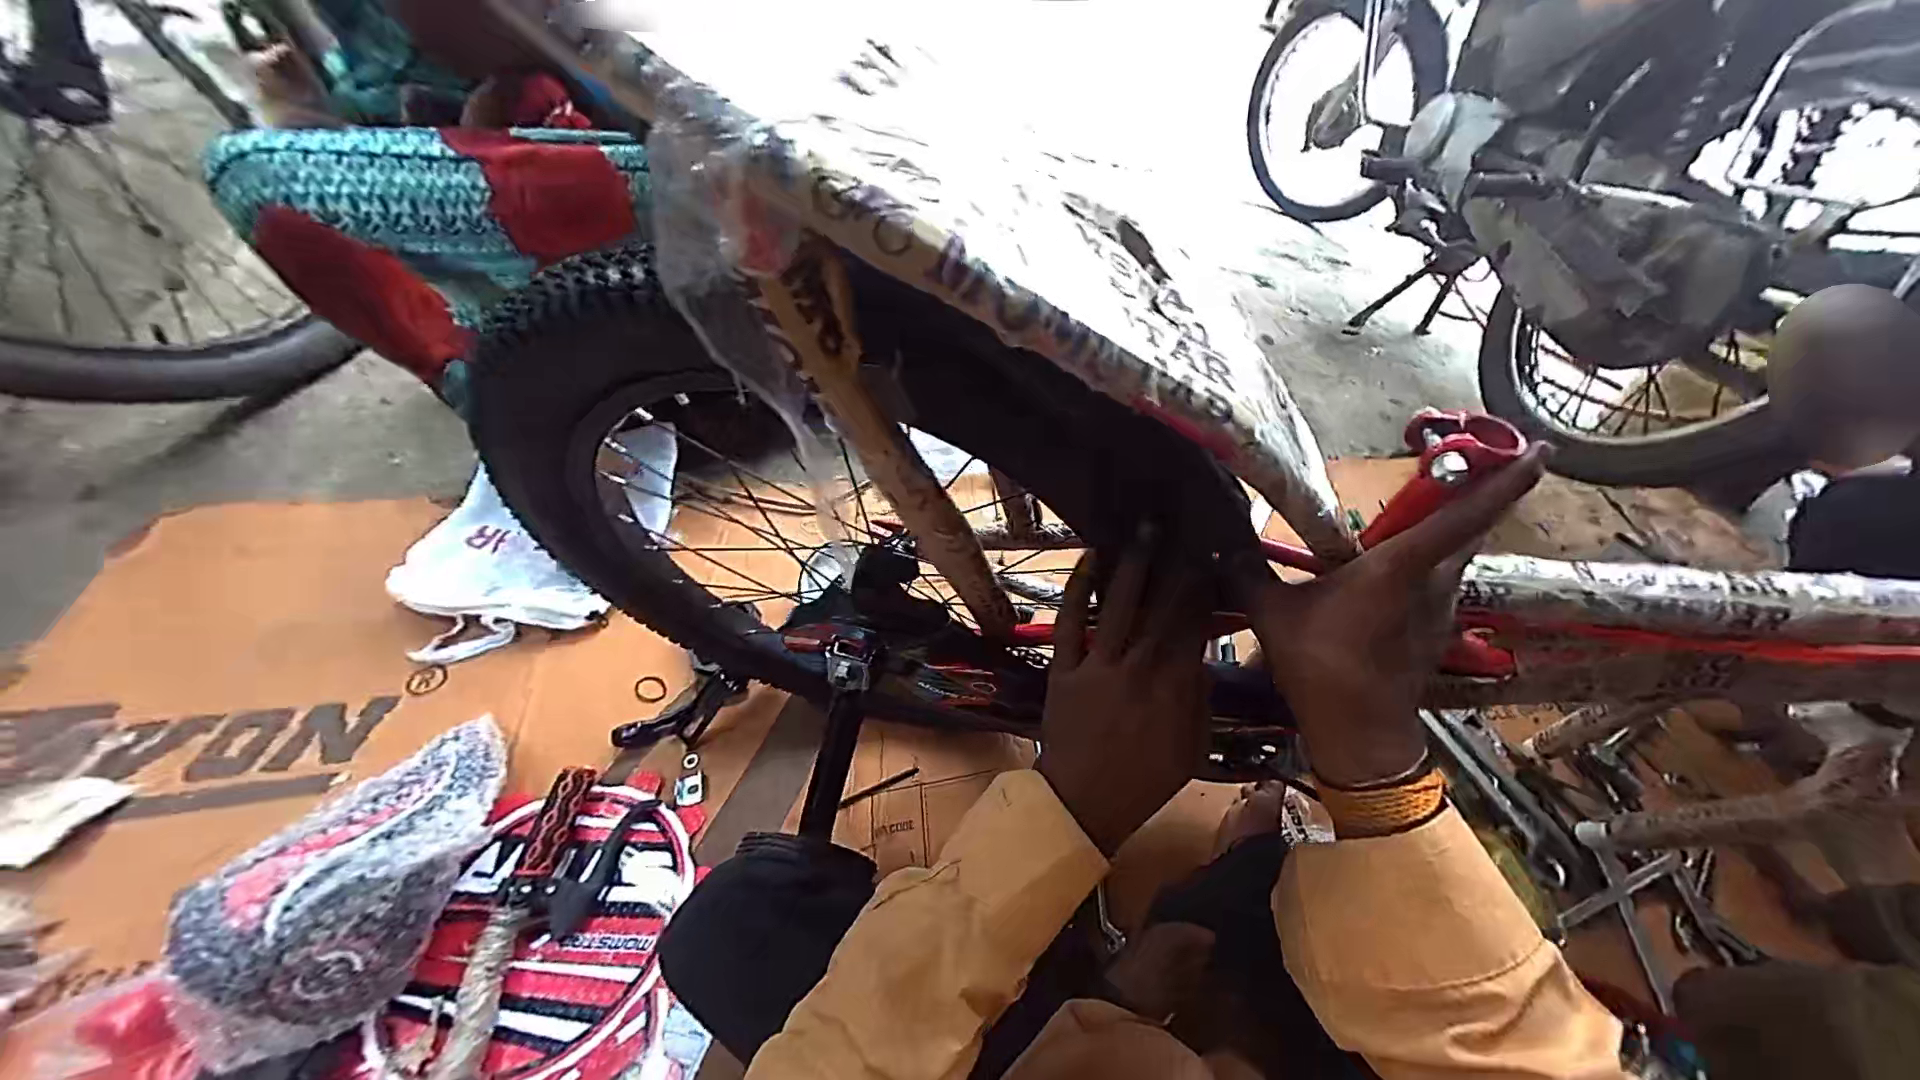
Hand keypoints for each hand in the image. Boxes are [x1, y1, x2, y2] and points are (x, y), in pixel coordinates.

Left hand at [1038, 538, 1212, 854]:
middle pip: (1160, 609)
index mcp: (1173, 691)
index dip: (1201, 590)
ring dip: (1132, 566)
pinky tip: (1089, 561)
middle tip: (1183, 529)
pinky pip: (1069, 625)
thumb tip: (1200, 654)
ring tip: (1143, 529)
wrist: (1083, 803)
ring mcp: (1096, 667)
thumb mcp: (1190, 748)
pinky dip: (1077, 591)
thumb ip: (1197, 698)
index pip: (1192, 627)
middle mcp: (1137, 670)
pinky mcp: (1063, 670)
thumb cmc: (1144, 781)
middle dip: (1174, 567)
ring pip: (1118, 607)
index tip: (1209, 558)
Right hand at [1230, 444, 1548, 787]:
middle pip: (1468, 528)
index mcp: (1397, 567)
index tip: (1539, 447)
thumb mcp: (1271, 611)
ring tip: (1417, 518)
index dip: (1503, 478)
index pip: (1461, 513)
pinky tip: (1394, 573)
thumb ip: (1247, 572)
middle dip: (1474, 494)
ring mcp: (1441, 607)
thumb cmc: (1320, 663)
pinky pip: (1440, 581)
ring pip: (1456, 555)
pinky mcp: (1436, 628)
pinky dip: (1429, 565)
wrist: (1358, 729)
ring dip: (1447, 532)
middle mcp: (1432, 581)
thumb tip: (1218, 543)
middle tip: (1465, 466)